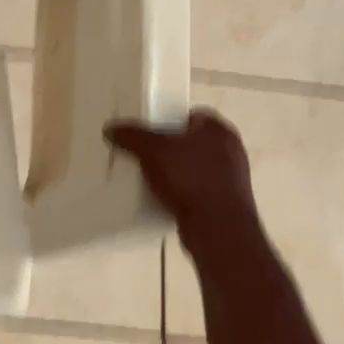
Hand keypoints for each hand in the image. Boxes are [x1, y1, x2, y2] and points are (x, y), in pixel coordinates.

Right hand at [104, 109, 256, 235]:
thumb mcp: (152, 151)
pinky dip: (183, 192)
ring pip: (195, 166)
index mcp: (217, 128)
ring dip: (175, 172)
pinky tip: (165, 200)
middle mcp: (231, 148)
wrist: (217, 227)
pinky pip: (199, 189)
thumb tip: (111, 128)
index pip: (189, 115)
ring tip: (150, 179)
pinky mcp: (229, 201)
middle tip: (143, 156)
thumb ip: (131, 136)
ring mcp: (233, 176)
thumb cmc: (189, 179)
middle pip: (191, 141)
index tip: (146, 134)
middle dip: (168, 148)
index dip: (166, 121)